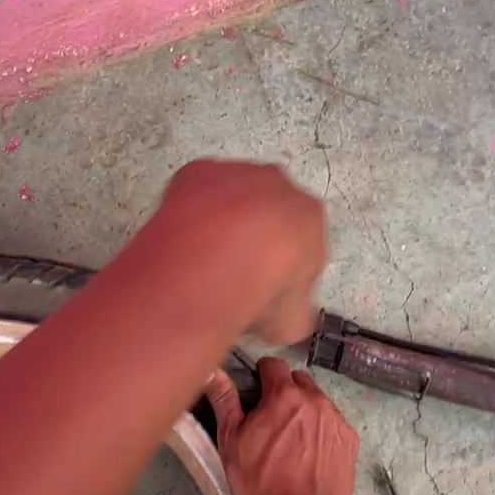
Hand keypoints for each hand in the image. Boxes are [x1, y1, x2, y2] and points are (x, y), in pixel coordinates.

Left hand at [151, 161, 326, 344]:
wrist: (216, 263)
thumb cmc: (262, 289)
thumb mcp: (292, 321)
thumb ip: (296, 315)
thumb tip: (289, 323)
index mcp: (310, 215)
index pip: (300, 239)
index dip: (281, 267)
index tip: (264, 287)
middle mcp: (278, 184)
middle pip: (266, 210)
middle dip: (251, 238)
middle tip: (232, 275)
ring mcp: (236, 173)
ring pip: (229, 198)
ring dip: (220, 223)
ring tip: (202, 264)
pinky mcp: (198, 171)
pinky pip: (194, 192)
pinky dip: (189, 212)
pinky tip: (183, 242)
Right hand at [210, 359, 358, 494]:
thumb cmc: (260, 482)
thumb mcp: (232, 441)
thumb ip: (224, 401)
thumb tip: (212, 371)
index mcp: (284, 395)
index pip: (274, 365)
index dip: (262, 374)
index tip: (256, 390)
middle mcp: (315, 400)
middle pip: (299, 381)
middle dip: (285, 391)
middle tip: (272, 418)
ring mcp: (336, 420)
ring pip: (318, 401)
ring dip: (305, 410)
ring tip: (292, 439)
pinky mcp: (350, 441)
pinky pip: (334, 423)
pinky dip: (323, 430)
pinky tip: (311, 453)